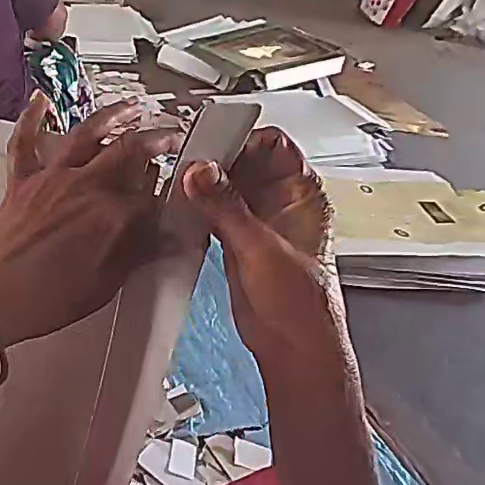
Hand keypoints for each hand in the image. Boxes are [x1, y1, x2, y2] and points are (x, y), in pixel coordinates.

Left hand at [0, 95, 182, 346]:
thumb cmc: (43, 299)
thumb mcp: (105, 285)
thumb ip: (137, 253)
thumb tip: (163, 240)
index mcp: (112, 217)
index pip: (154, 196)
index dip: (170, 194)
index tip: (177, 196)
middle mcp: (85, 188)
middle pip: (131, 151)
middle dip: (158, 140)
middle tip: (172, 138)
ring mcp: (52, 179)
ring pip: (89, 133)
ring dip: (115, 115)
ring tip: (133, 107)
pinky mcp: (22, 180)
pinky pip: (26, 141)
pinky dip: (32, 117)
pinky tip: (41, 100)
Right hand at [181, 128, 345, 367]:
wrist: (291, 346)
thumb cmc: (302, 303)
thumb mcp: (260, 248)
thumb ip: (227, 207)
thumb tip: (202, 173)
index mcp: (302, 194)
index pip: (272, 144)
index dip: (241, 139)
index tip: (210, 141)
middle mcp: (281, 203)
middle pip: (245, 162)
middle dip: (216, 160)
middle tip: (188, 162)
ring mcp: (259, 222)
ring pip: (228, 187)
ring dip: (205, 185)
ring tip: (181, 182)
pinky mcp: (239, 241)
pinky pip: (216, 211)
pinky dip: (200, 207)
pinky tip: (184, 208)